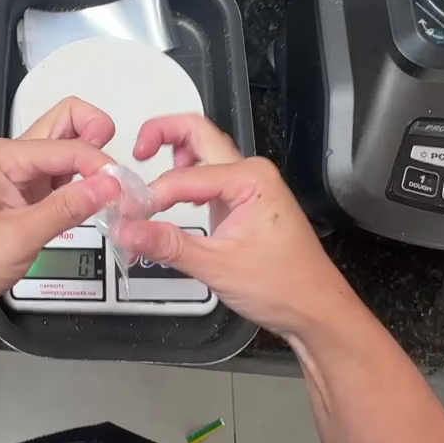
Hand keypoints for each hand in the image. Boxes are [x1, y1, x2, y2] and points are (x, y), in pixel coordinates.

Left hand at [0, 101, 120, 318]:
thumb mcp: (18, 237)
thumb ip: (67, 208)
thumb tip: (111, 183)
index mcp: (6, 156)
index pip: (70, 146)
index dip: (102, 167)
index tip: (126, 195)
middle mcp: (13, 156)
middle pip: (68, 124)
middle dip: (99, 139)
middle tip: (121, 175)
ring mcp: (19, 175)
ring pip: (67, 151)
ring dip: (93, 164)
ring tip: (117, 195)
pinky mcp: (25, 196)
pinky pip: (61, 179)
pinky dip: (82, 186)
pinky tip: (97, 205)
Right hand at [110, 117, 357, 340]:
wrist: (316, 309)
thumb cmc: (286, 286)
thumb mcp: (218, 268)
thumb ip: (168, 245)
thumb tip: (129, 231)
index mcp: (251, 179)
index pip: (184, 177)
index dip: (151, 195)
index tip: (127, 216)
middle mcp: (251, 174)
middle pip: (198, 132)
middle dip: (161, 133)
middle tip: (135, 151)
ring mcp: (248, 186)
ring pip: (203, 149)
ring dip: (172, 150)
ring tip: (146, 165)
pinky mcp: (242, 201)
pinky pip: (207, 174)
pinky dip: (183, 175)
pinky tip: (170, 194)